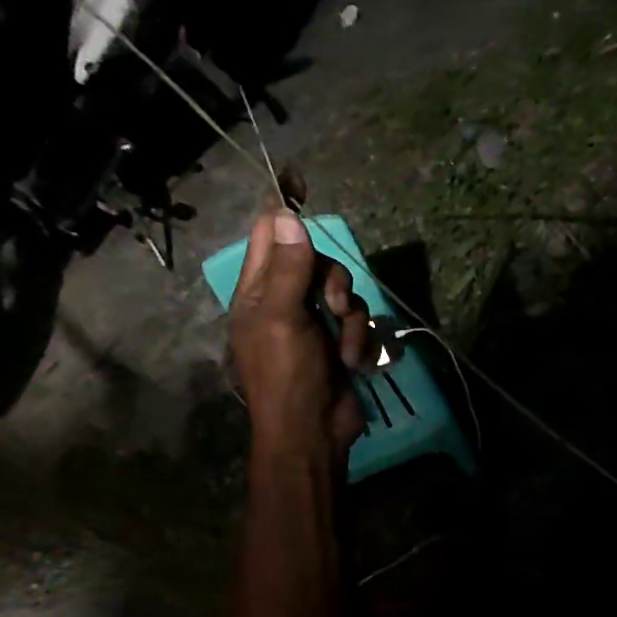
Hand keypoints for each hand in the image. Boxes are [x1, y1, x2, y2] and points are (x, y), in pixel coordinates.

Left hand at [228, 207, 374, 455]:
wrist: (312, 433)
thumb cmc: (287, 376)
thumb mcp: (281, 318)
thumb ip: (288, 268)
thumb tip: (289, 214)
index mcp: (257, 291)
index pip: (269, 235)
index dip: (284, 211)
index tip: (303, 183)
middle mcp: (284, 301)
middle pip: (315, 261)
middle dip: (333, 280)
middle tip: (335, 305)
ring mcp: (314, 325)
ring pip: (343, 293)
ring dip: (352, 318)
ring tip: (345, 347)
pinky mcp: (339, 344)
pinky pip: (358, 323)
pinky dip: (360, 341)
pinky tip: (355, 364)